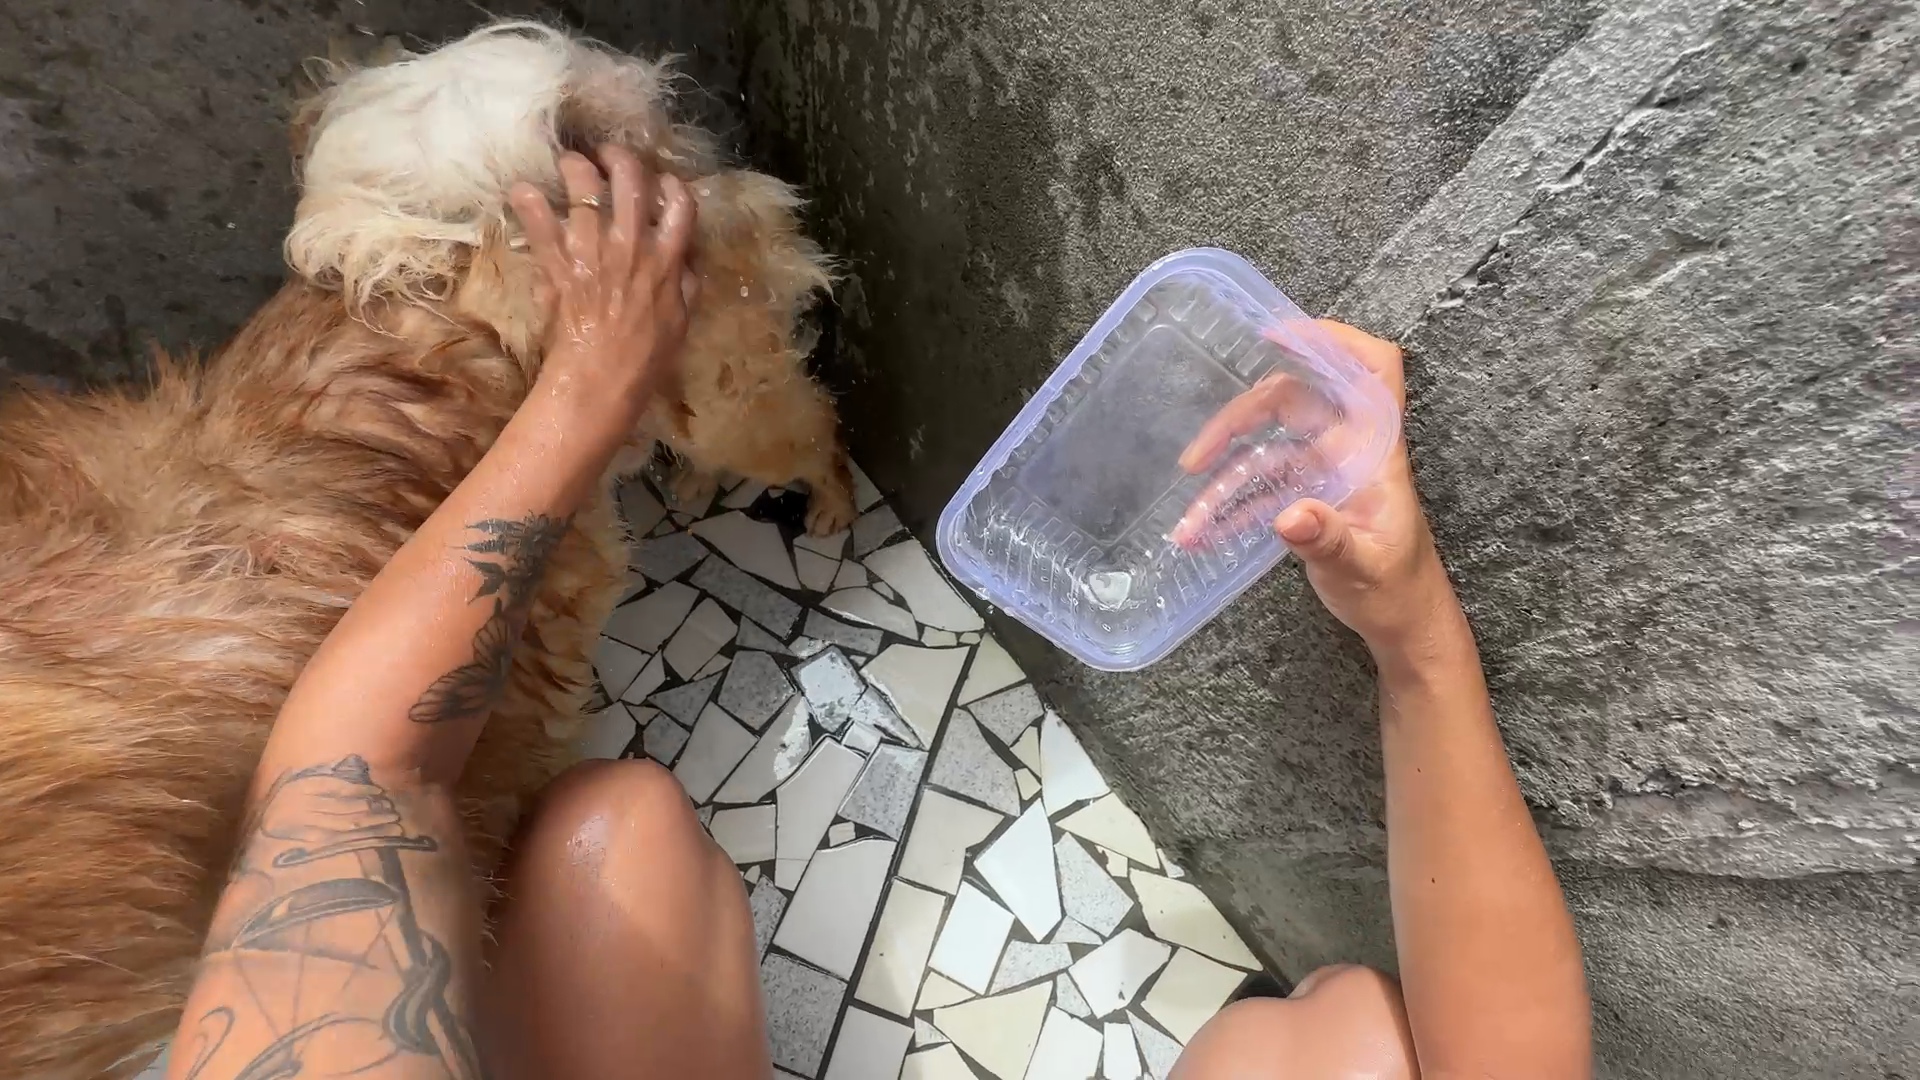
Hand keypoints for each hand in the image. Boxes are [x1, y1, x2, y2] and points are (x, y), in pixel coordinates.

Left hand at [509, 146, 697, 435]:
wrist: (603, 375)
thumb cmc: (647, 356)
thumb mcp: (681, 322)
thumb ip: (685, 286)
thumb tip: (686, 261)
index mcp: (667, 261)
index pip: (681, 206)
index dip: (672, 185)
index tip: (662, 182)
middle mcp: (632, 245)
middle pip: (631, 179)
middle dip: (619, 157)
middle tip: (608, 157)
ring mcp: (592, 249)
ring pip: (582, 183)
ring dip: (574, 167)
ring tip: (569, 167)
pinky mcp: (557, 259)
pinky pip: (536, 215)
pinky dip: (527, 199)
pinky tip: (525, 194)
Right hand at [1175, 320, 1454, 651]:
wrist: (1405, 625)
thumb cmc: (1397, 592)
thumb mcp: (1362, 568)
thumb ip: (1329, 540)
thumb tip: (1287, 516)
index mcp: (1374, 450)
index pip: (1369, 370)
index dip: (1330, 341)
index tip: (1275, 337)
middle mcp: (1347, 450)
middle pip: (1293, 403)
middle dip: (1240, 419)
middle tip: (1196, 456)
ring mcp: (1323, 473)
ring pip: (1267, 449)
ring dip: (1223, 477)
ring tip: (1187, 516)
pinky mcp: (1305, 498)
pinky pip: (1259, 489)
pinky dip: (1228, 508)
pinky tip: (1201, 533)